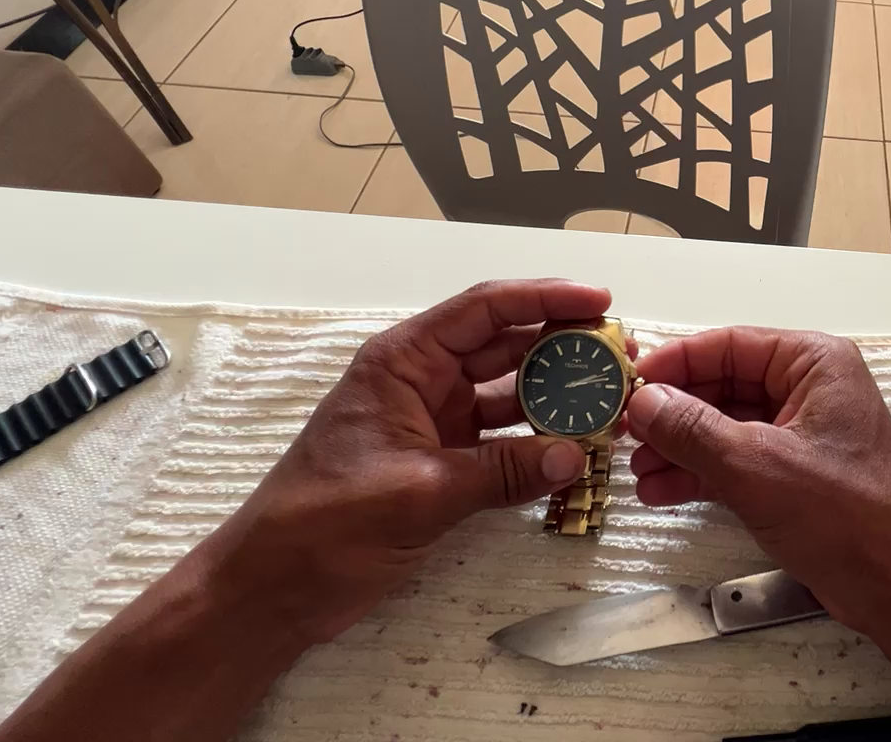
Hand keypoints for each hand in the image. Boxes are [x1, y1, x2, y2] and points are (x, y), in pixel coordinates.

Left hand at [192, 279, 613, 646]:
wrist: (269, 594)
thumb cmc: (322, 526)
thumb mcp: (418, 493)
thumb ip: (502, 472)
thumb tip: (576, 457)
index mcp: (406, 360)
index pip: (487, 309)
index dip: (547, 297)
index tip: (601, 300)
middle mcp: (427, 377)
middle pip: (508, 342)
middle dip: (566, 343)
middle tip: (621, 350)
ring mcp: (439, 416)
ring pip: (513, 387)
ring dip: (560, 390)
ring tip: (611, 392)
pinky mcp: (448, 454)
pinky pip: (507, 431)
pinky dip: (542, 433)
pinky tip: (578, 438)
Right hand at [626, 328, 890, 633]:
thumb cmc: (845, 516)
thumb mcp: (757, 466)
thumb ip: (694, 429)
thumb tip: (644, 399)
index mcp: (815, 363)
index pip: (732, 344)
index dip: (677, 362)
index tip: (630, 382)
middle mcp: (811, 388)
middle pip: (726, 384)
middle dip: (676, 412)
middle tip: (628, 432)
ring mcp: (805, 432)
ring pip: (729, 424)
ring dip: (683, 446)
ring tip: (638, 469)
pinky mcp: (799, 471)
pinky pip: (741, 458)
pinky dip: (704, 472)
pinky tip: (664, 490)